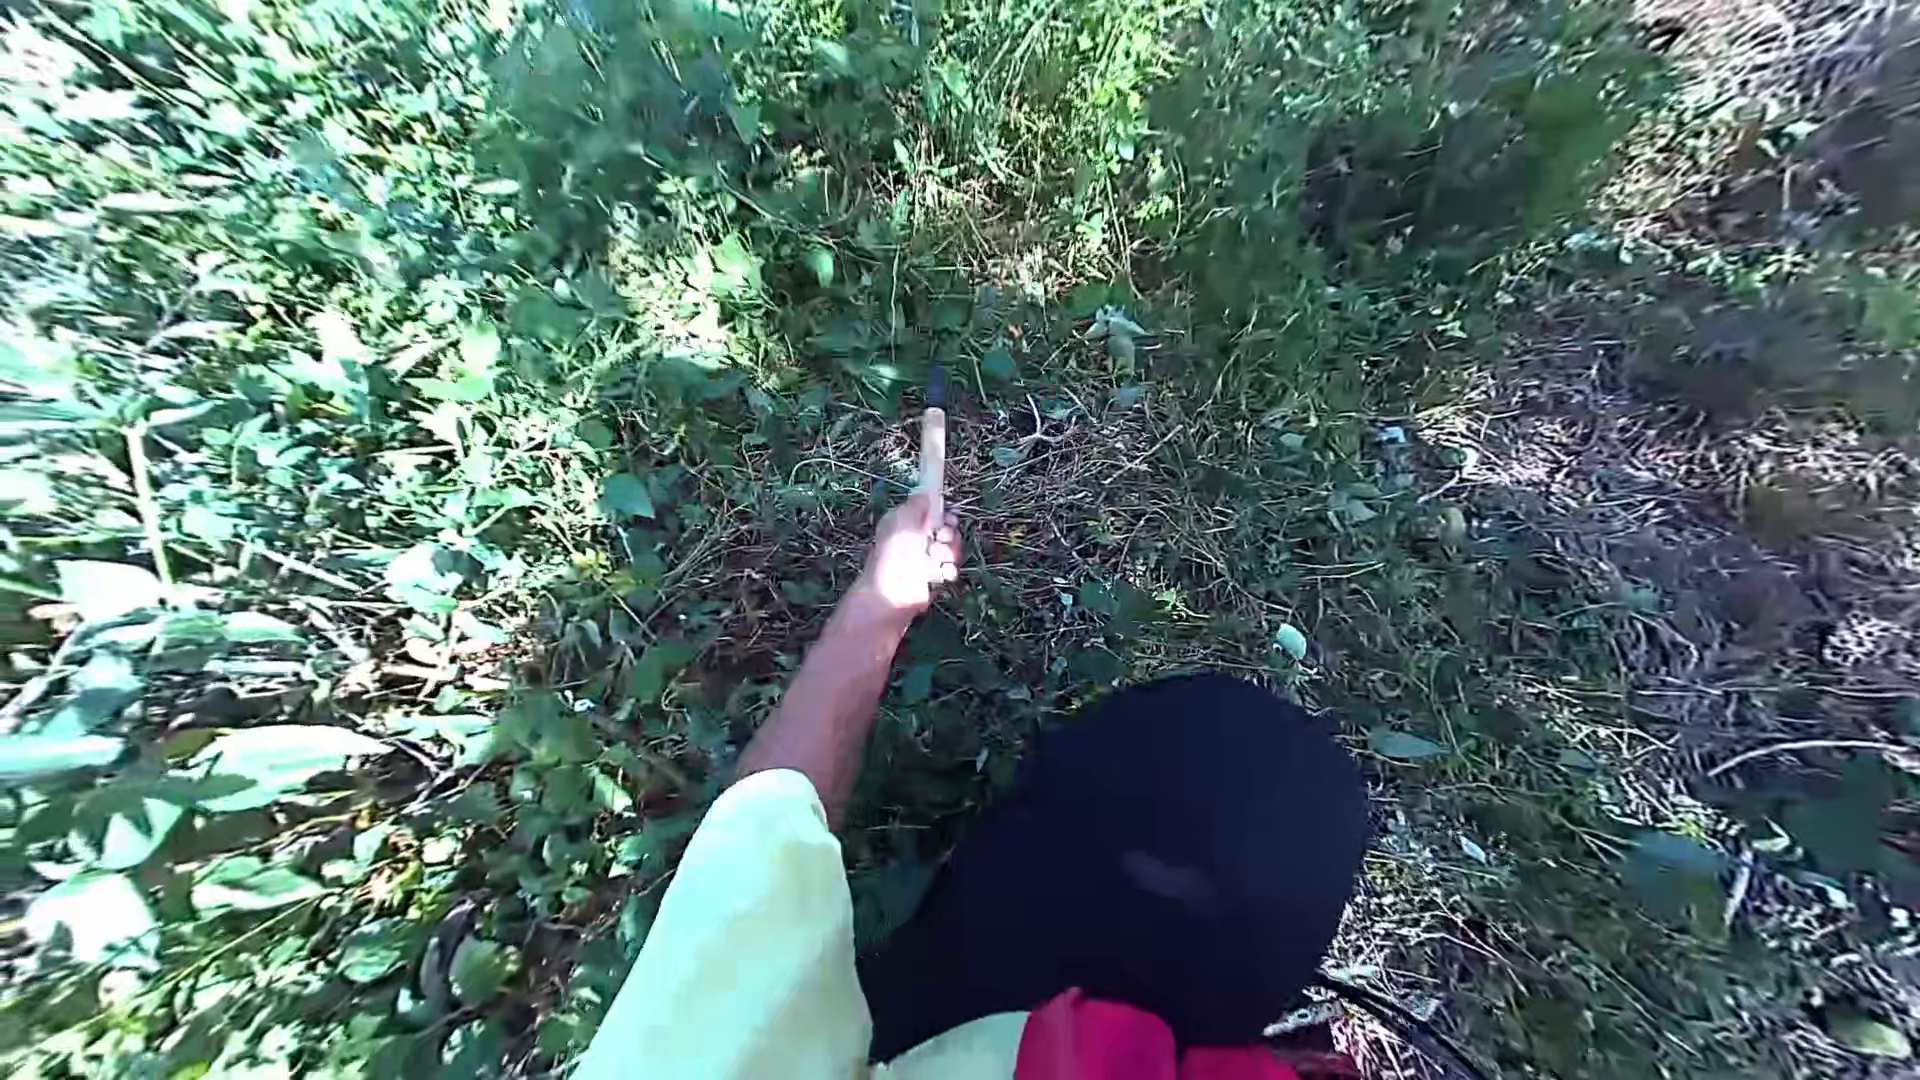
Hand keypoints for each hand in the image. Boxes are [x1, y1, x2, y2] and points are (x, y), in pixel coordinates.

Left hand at [857, 490, 959, 615]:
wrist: (891, 594)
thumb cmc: (893, 555)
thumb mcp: (901, 521)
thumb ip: (915, 504)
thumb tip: (927, 492)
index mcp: (906, 523)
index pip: (931, 510)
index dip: (942, 511)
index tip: (946, 515)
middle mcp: (917, 539)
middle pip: (947, 528)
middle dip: (948, 532)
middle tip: (940, 538)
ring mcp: (927, 559)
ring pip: (952, 547)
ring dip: (948, 552)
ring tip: (936, 560)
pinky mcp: (934, 577)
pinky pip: (951, 567)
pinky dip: (948, 569)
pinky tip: (940, 574)